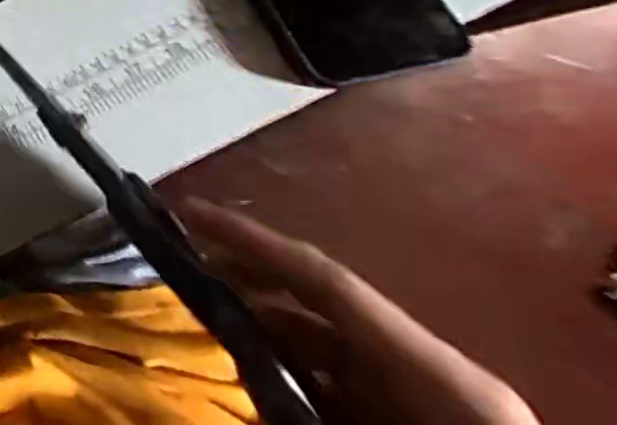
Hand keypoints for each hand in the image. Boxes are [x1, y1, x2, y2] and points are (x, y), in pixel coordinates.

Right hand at [175, 198, 538, 424]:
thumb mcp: (393, 418)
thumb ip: (304, 405)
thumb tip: (246, 380)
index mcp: (429, 367)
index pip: (324, 278)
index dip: (253, 239)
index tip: (192, 212)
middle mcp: (420, 364)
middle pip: (319, 300)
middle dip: (251, 276)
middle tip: (187, 263)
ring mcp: (418, 390)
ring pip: (323, 342)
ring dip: (267, 331)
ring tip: (212, 325)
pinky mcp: (411, 410)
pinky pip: (339, 380)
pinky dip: (295, 372)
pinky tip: (258, 380)